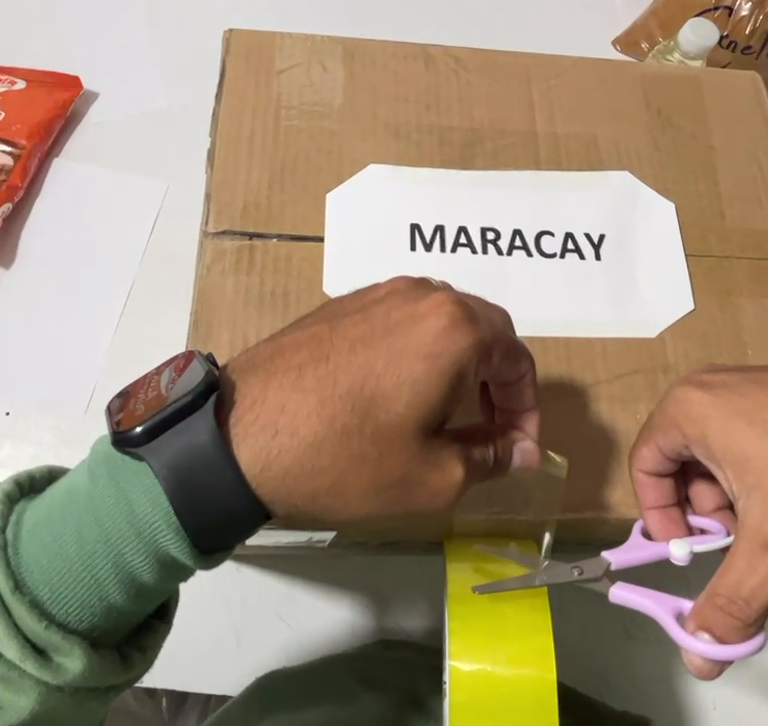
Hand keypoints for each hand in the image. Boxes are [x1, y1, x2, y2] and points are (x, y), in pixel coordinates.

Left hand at [221, 277, 541, 526]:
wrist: (242, 433)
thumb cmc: (346, 457)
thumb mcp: (432, 476)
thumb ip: (491, 457)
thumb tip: (523, 452)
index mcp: (454, 327)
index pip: (517, 360)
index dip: (526, 411)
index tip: (517, 451)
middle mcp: (422, 294)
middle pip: (484, 330)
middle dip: (497, 381)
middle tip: (490, 431)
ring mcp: (378, 292)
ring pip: (443, 319)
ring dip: (460, 361)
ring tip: (447, 412)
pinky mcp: (344, 303)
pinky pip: (403, 318)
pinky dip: (420, 350)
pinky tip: (400, 391)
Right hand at [629, 363, 767, 679]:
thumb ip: (730, 603)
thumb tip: (696, 657)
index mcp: (688, 409)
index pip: (643, 466)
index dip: (662, 518)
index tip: (696, 550)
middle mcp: (708, 387)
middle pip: (679, 460)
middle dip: (705, 510)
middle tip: (744, 540)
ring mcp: (745, 382)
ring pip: (713, 449)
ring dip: (732, 494)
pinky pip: (743, 433)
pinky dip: (755, 470)